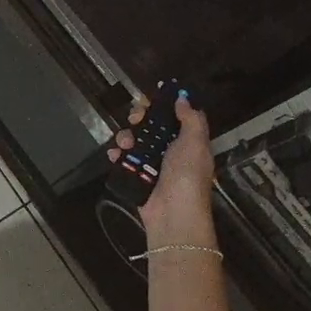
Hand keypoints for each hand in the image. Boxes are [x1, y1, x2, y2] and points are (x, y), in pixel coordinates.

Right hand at [109, 95, 216, 246]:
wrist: (173, 212)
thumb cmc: (187, 174)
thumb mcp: (195, 142)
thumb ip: (190, 119)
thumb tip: (183, 98)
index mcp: (188, 142)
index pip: (173, 117)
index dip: (162, 106)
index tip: (151, 98)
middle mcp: (170, 151)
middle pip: (151, 126)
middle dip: (140, 119)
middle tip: (136, 119)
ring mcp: (152, 164)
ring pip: (134, 140)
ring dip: (126, 136)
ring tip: (125, 143)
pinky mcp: (136, 176)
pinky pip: (124, 159)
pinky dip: (118, 155)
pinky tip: (115, 155)